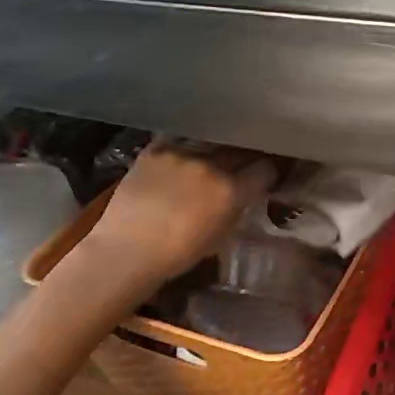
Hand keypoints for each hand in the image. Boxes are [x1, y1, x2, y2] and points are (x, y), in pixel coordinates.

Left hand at [82, 140, 278, 284]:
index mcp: (231, 190)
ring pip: (211, 142)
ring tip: (211, 159)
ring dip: (216, 150)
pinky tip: (183, 157)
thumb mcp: (220, 236)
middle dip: (244, 159)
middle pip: (240, 151)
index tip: (263, 178)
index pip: (264, 169)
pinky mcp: (155, 148)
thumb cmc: (178, 255)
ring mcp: (181, 152)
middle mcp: (211, 165)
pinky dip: (186, 147)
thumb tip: (244, 194)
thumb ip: (236, 209)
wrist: (128, 250)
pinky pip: (180, 139)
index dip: (267, 174)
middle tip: (240, 168)